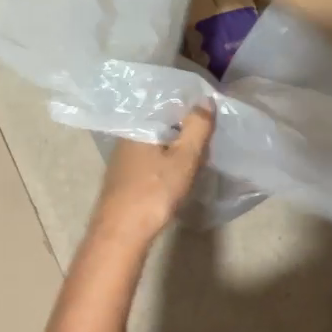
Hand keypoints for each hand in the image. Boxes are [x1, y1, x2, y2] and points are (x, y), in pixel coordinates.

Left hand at [91, 105, 215, 245]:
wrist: (121, 232)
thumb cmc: (154, 192)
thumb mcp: (184, 158)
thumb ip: (196, 127)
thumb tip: (205, 99)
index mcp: (139, 125)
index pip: (166, 104)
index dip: (190, 109)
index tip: (210, 117)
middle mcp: (126, 135)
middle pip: (160, 123)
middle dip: (183, 128)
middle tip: (207, 138)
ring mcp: (122, 157)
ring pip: (155, 142)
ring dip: (174, 146)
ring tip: (196, 154)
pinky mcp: (123, 176)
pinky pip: (149, 157)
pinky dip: (164, 159)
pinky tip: (175, 171)